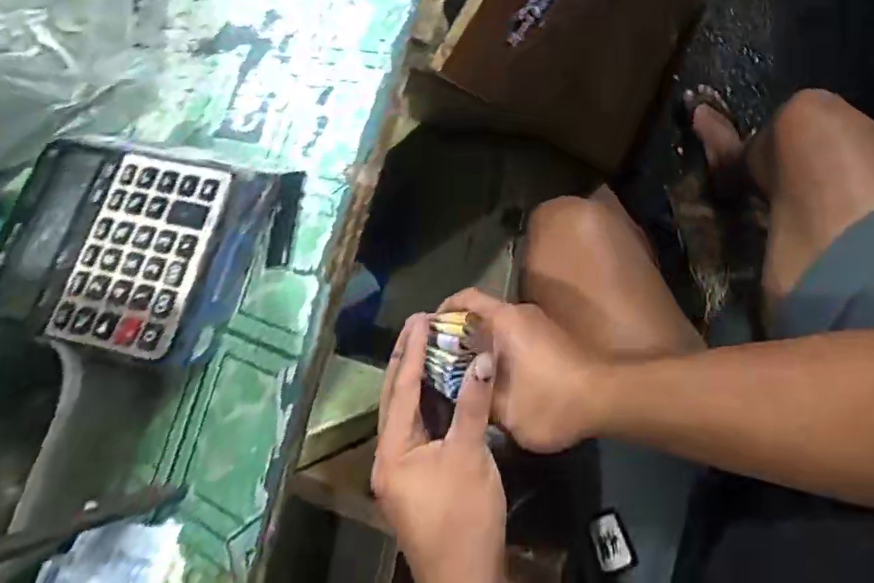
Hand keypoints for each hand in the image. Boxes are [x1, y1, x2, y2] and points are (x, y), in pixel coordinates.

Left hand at [373, 313, 504, 582]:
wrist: (466, 574)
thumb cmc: (463, 513)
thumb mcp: (469, 454)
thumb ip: (473, 403)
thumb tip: (482, 356)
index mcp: (393, 451)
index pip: (400, 389)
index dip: (412, 350)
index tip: (421, 316)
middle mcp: (391, 456)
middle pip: (396, 397)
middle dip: (408, 358)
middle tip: (422, 321)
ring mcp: (405, 468)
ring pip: (409, 411)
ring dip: (419, 377)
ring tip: (432, 341)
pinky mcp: (421, 474)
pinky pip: (422, 424)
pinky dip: (431, 399)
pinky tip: (444, 383)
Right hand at [438, 290, 607, 453]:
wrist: (604, 398)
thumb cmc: (550, 401)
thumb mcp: (504, 410)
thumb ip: (475, 396)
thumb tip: (454, 391)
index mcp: (506, 321)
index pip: (466, 298)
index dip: (442, 310)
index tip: (424, 332)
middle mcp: (521, 313)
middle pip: (480, 312)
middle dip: (456, 333)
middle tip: (434, 361)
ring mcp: (539, 324)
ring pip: (498, 327)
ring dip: (478, 344)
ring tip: (456, 375)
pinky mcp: (550, 338)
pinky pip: (514, 336)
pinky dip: (497, 350)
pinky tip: (488, 380)